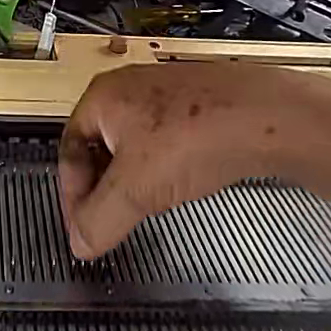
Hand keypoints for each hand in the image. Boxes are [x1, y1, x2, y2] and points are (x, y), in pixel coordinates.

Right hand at [57, 62, 330, 258]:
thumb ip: (98, 222)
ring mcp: (162, 89)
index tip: (84, 231)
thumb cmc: (193, 137)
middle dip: (103, 187)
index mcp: (101, 96)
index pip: (67, 151)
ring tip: (148, 204)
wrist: (262, 115)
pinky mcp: (193, 99)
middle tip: (112, 220)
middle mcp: (127, 86)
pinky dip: (163, 163)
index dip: (72, 197)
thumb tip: (81, 244)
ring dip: (133, 177)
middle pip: (98, 145)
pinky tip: (180, 180)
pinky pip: (163, 136)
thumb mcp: (135, 190)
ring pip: (132, 142)